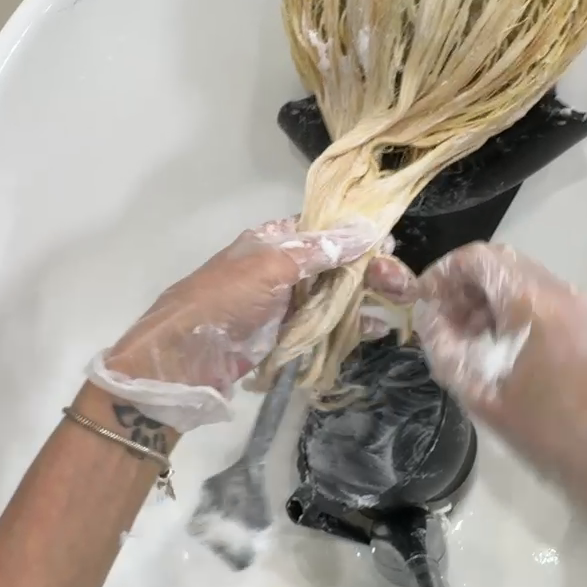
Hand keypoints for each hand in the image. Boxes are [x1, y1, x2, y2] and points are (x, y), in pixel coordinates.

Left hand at [89, 218, 381, 430]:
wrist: (183, 359)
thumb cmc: (223, 302)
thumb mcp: (270, 267)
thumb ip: (318, 250)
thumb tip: (364, 228)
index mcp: (272, 242)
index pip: (323, 230)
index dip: (357, 235)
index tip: (390, 244)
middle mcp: (281, 269)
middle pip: (335, 264)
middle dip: (369, 270)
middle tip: (403, 284)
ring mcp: (284, 304)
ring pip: (333, 296)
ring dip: (366, 298)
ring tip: (399, 302)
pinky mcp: (285, 336)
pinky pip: (323, 326)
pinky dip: (349, 326)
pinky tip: (375, 329)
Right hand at [375, 242, 586, 586]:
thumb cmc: (546, 434)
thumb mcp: (479, 393)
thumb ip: (444, 347)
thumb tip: (428, 316)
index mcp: (535, 304)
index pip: (480, 258)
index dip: (444, 273)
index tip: (427, 302)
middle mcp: (568, 295)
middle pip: (506, 267)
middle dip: (469, 289)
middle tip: (448, 325)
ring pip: (532, 285)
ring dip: (498, 304)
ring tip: (479, 344)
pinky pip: (558, 307)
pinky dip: (527, 317)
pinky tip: (518, 358)